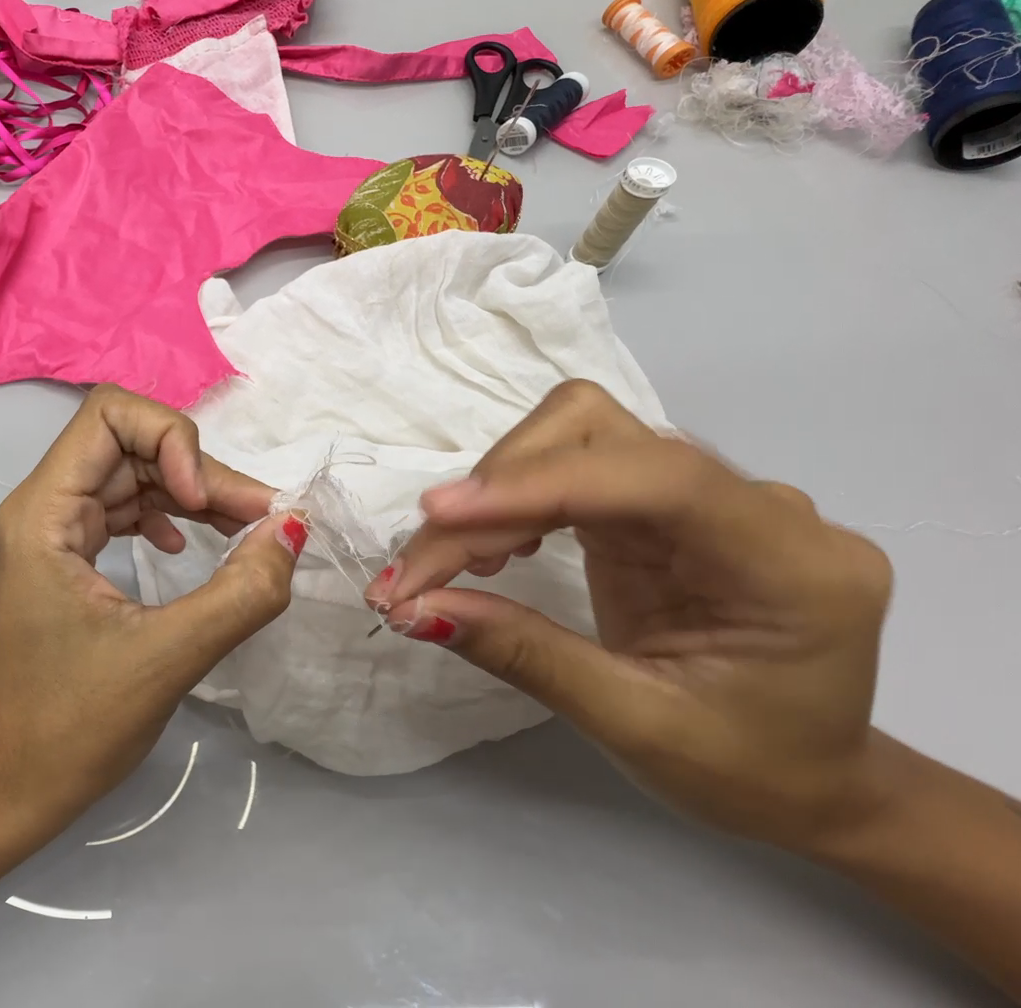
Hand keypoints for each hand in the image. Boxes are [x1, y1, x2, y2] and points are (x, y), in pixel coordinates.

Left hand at [0, 385, 303, 822]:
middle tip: (261, 522)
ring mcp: (50, 535)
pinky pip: (121, 513)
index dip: (171, 438)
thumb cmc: (72, 726)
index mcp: (42, 514)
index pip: (108, 415)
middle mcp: (39, 509)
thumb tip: (292, 531)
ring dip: (189, 495)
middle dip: (197, 471)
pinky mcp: (64, 561)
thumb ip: (240, 593)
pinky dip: (164, 517)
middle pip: (126, 445)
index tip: (208, 505)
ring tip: (245, 532)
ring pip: (129, 477)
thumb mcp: (168, 658)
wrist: (10, 785)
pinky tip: (187, 545)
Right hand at [368, 380, 893, 852]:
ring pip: (575, 440)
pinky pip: (569, 474)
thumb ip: (525, 654)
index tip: (436, 515)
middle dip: (497, 492)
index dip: (540, 483)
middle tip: (421, 570)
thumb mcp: (632, 725)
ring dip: (494, 492)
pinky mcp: (658, 509)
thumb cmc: (744, 769)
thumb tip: (412, 608)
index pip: (657, 478)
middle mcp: (756, 507)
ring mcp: (705, 499)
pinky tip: (491, 549)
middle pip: (602, 437)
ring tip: (446, 563)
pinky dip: (510, 502)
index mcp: (791, 566)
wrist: (806, 781)